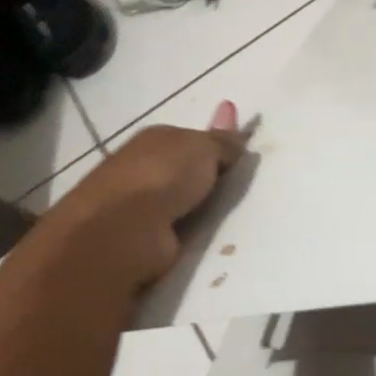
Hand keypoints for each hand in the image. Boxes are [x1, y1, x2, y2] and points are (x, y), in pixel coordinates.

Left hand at [40, 101, 247, 287]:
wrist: (123, 228)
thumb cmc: (162, 175)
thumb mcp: (202, 146)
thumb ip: (223, 142)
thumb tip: (238, 141)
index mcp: (155, 140)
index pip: (194, 140)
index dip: (220, 148)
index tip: (247, 160)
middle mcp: (146, 168)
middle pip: (194, 172)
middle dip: (219, 180)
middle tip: (252, 189)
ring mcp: (145, 204)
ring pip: (193, 202)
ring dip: (213, 208)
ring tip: (248, 215)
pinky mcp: (150, 235)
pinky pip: (189, 229)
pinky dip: (203, 231)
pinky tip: (224, 235)